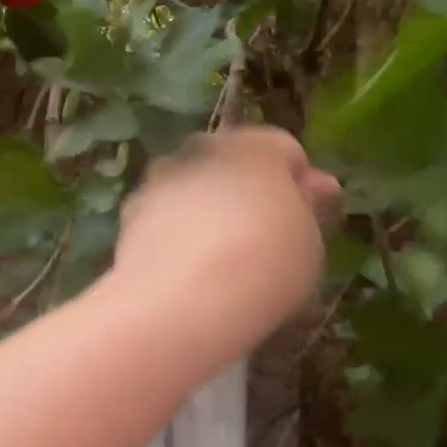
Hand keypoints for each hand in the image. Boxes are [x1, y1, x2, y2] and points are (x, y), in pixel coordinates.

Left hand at [100, 126, 341, 365]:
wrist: (180, 299)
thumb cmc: (264, 267)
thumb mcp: (310, 243)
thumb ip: (310, 207)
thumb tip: (315, 184)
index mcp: (256, 146)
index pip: (284, 149)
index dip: (297, 181)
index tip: (303, 217)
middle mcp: (203, 147)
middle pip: (233, 159)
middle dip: (247, 185)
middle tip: (262, 234)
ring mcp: (161, 175)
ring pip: (193, 181)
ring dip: (205, 202)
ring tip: (218, 254)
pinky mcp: (131, 206)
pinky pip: (164, 209)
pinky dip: (174, 225)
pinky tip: (184, 264)